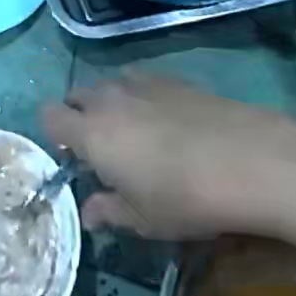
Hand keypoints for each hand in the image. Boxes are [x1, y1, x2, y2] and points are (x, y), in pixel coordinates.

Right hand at [43, 71, 295, 242]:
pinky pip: (140, 80)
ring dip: (111, 103)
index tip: (74, 158)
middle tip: (103, 149)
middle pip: (77, 95)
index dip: (56, 135)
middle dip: (80, 116)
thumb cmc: (184, 197)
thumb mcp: (143, 218)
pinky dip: (140, 95)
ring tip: (135, 132)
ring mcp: (140, 82)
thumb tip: (89, 211)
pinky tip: (166, 120)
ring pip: (109, 85)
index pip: (50, 116)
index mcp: (90, 132)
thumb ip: (109, 210)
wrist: (245, 159)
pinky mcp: (171, 77)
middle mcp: (107, 98)